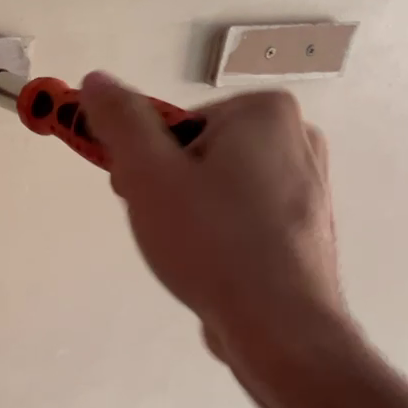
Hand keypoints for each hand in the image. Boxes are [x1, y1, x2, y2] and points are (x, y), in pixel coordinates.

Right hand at [79, 73, 349, 363]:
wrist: (279, 326)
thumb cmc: (212, 243)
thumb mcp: (148, 175)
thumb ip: (119, 122)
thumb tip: (97, 82)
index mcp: (265, 112)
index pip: (177, 125)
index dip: (147, 163)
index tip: (141, 197)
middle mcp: (297, 138)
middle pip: (199, 154)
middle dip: (171, 190)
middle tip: (166, 230)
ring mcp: (309, 187)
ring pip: (220, 191)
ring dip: (193, 218)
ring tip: (192, 256)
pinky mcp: (306, 229)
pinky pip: (244, 220)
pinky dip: (223, 239)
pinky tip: (217, 270)